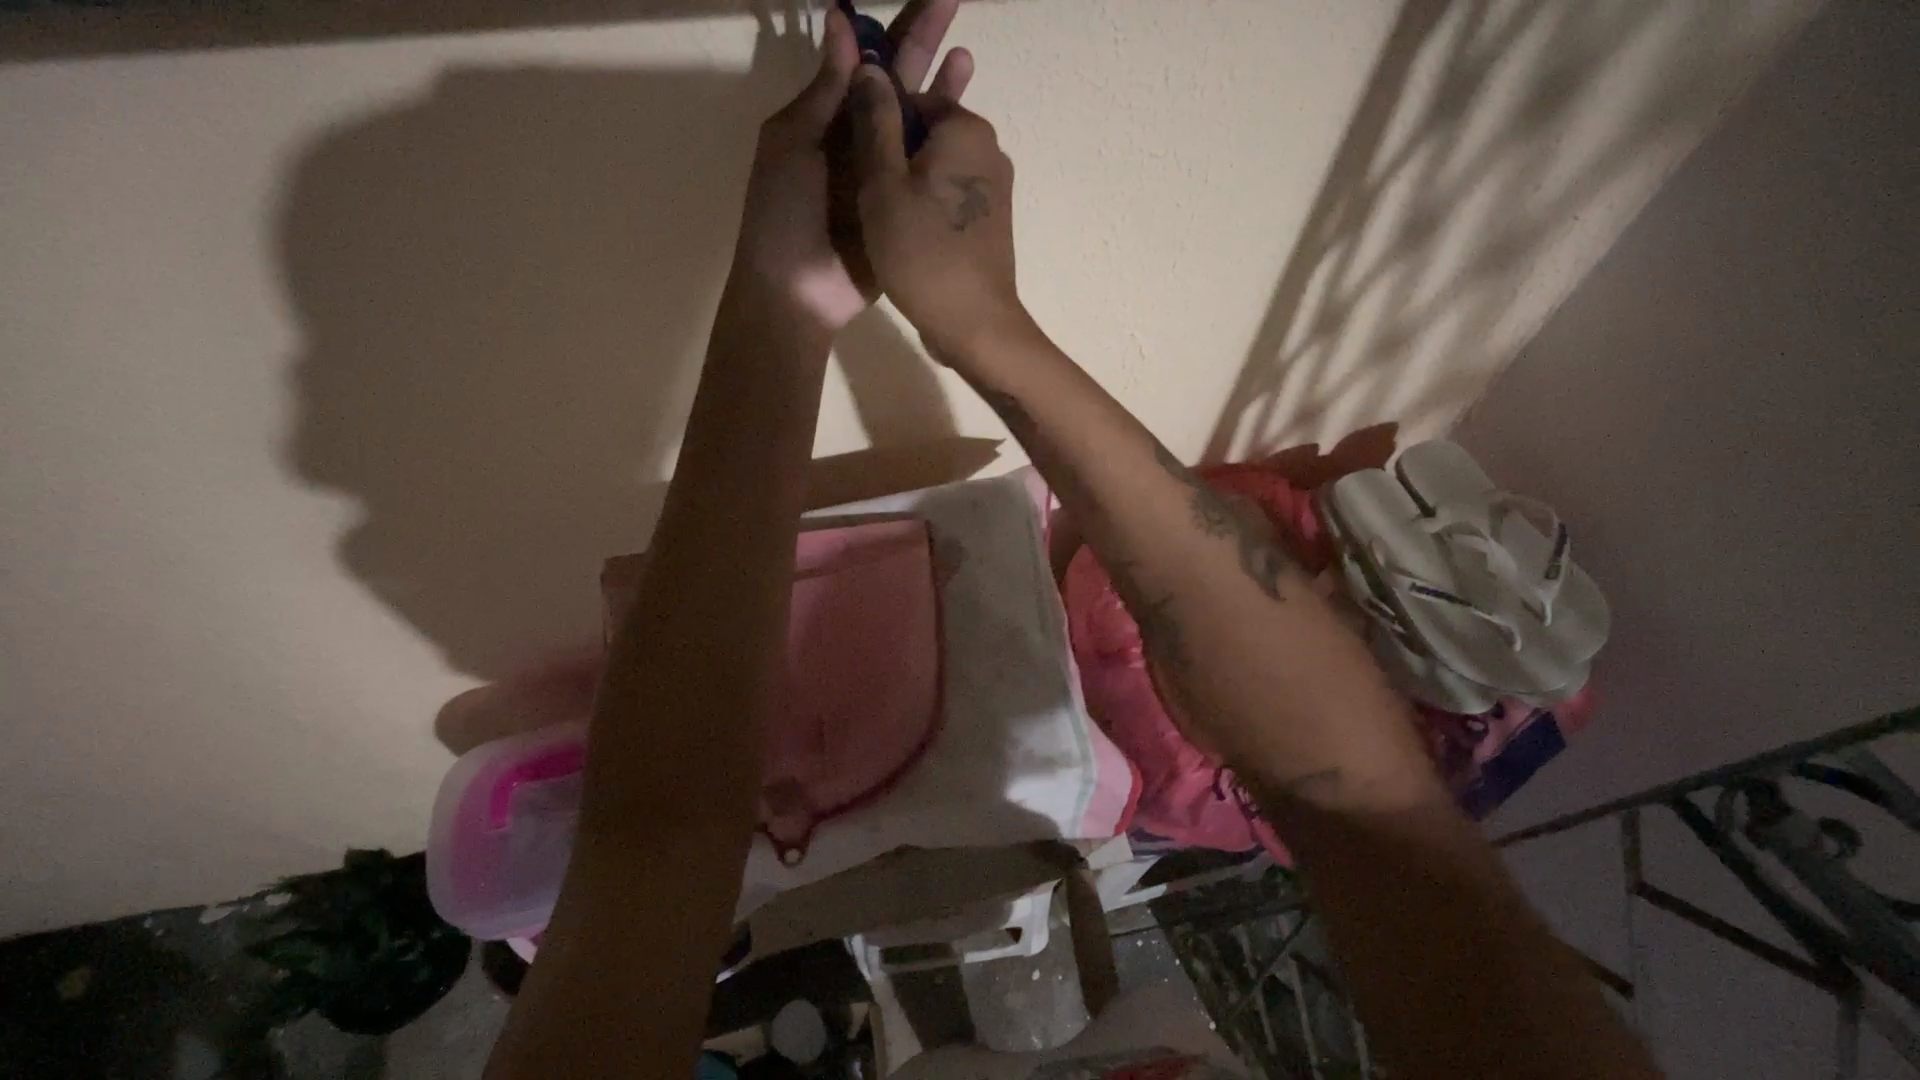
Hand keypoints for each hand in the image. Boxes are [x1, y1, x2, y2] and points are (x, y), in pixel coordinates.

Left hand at [731, 1, 973, 334]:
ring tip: (966, 57)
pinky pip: (930, 173)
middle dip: (923, 44)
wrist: (798, 290)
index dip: (888, 29)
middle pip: (898, 84)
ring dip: (942, 90)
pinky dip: (947, 147)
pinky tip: (966, 122)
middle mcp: (863, 138)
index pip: (864, 63)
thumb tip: (842, 22)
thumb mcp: (793, 142)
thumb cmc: (783, 212)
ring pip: (919, 124)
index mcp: (831, 118)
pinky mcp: (908, 209)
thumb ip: (824, 90)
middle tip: (952, 3)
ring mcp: (889, 174)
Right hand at [849, 67, 1025, 364]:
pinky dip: (928, 210)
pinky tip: (908, 240)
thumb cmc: (921, 252)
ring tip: (883, 223)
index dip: (876, 124)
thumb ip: (875, 123)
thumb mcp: (883, 184)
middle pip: (927, 134)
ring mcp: (996, 189)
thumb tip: (870, 68)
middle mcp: (990, 149)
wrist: (973, 325)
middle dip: (893, 157)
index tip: (855, 161)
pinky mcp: (992, 223)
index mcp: (966, 128)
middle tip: (866, 197)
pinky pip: (950, 200)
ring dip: (908, 187)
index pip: (911, 97)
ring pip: (937, 170)